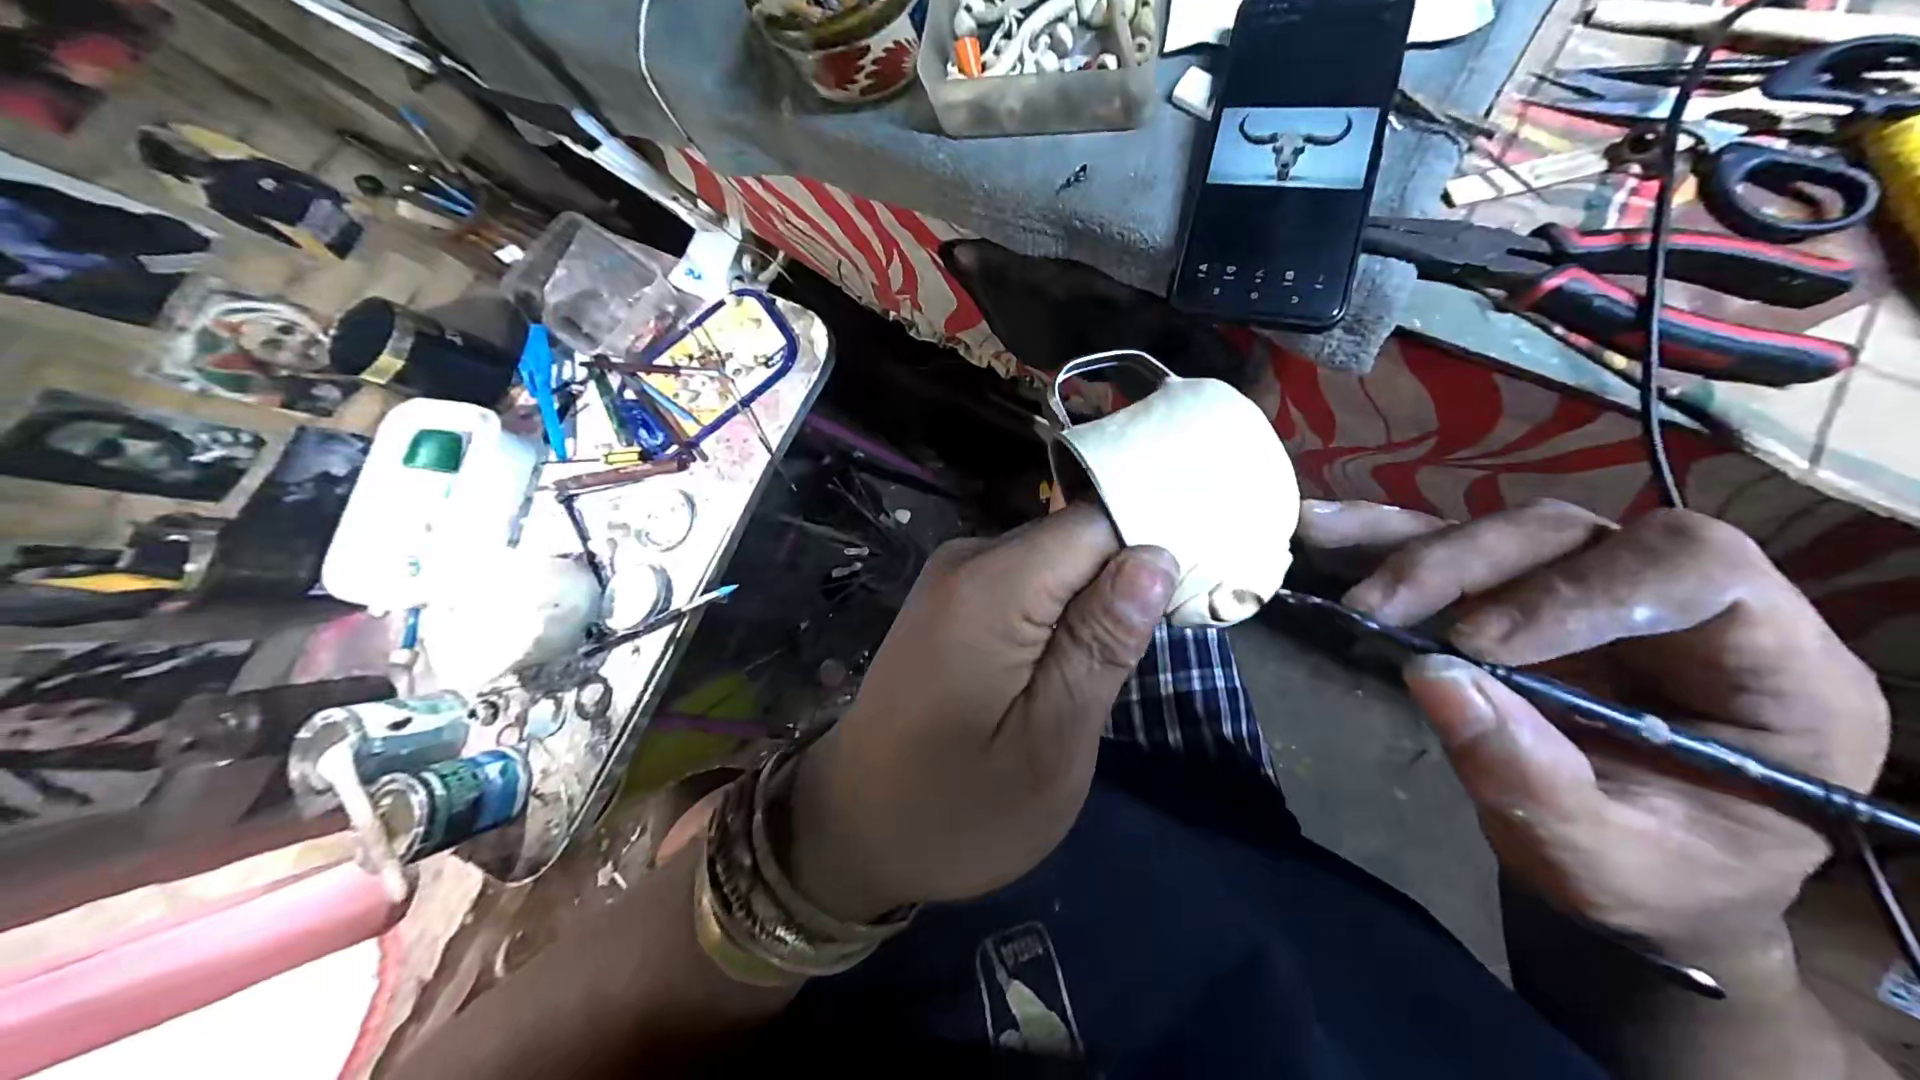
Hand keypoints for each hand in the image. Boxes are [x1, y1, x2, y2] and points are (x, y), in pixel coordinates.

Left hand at [785, 504, 1177, 920]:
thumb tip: (1155, 558)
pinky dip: (1056, 616)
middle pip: (1075, 538)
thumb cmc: (954, 807)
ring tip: (1103, 673)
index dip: (1149, 556)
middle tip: (1144, 658)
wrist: (853, 825)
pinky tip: (1061, 666)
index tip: (1187, 610)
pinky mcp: (951, 601)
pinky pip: (1026, 584)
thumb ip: (1100, 645)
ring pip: (1055, 562)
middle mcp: (967, 560)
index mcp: (991, 586)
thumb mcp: (1049, 744)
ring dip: (1090, 606)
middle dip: (1122, 584)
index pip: (1098, 523)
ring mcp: (953, 578)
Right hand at [1299, 499, 1889, 959]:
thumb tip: (1430, 676)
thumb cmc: (1653, 879)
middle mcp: (1676, 606)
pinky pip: (1448, 548)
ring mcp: (1586, 590)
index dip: (1576, 589)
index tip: (1474, 645)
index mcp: (1769, 667)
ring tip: (1314, 542)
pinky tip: (1317, 530)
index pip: (1693, 569)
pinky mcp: (1514, 596)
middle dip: (1460, 565)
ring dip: (1402, 544)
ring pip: (1496, 531)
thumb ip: (1531, 777)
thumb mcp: (1605, 861)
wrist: (1629, 870)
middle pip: (1567, 534)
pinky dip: (1376, 540)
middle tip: (1374, 611)